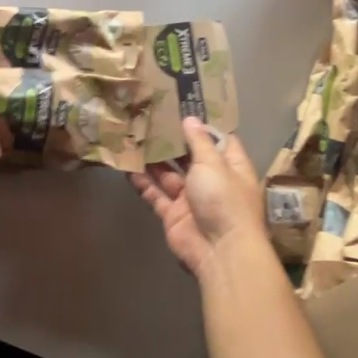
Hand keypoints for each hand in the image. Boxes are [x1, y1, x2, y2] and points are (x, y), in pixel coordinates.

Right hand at [130, 118, 263, 276]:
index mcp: (230, 168)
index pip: (219, 140)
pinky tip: (126, 166)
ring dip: (153, 159)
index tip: (181, 106)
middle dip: (171, 141)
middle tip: (148, 118)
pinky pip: (155, 194)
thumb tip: (190, 118)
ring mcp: (191, 199)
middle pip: (190, 156)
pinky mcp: (173, 214)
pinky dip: (142, 182)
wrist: (220, 251)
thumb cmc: (223, 200)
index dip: (202, 125)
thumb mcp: (213, 164)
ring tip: (133, 137)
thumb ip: (198, 141)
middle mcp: (212, 181)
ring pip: (169, 174)